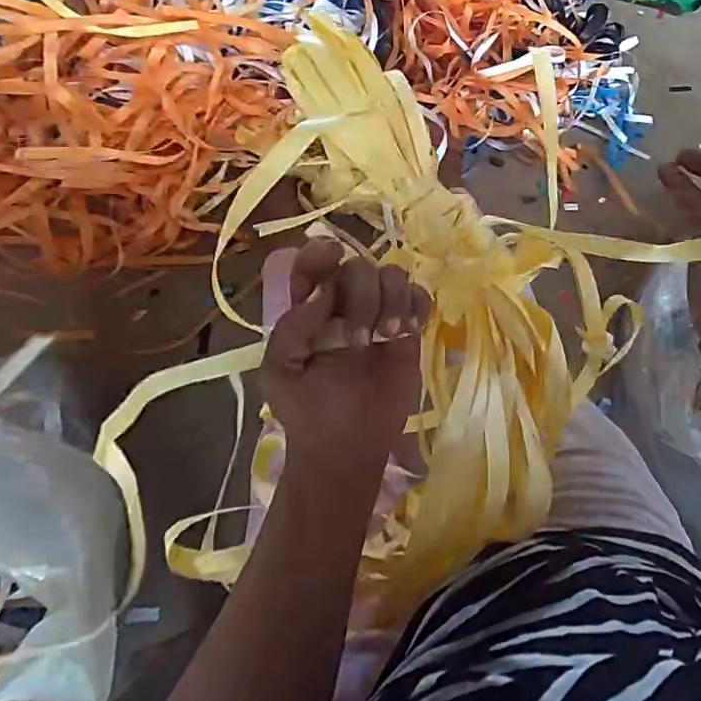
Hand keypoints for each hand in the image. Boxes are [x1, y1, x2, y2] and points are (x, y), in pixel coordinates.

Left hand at [259, 239, 429, 482]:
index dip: (321, 252)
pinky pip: (419, 297)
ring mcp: (378, 314)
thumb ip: (293, 327)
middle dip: (361, 295)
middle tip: (359, 340)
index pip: (313, 264)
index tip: (332, 255)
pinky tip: (407, 329)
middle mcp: (343, 304)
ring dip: (391, 299)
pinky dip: (416, 304)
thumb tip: (325, 291)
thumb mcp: (281, 371)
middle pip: (358, 267)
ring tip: (388, 335)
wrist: (346, 448)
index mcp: (307, 308)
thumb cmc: (307, 410)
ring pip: (393, 275)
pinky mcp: (408, 331)